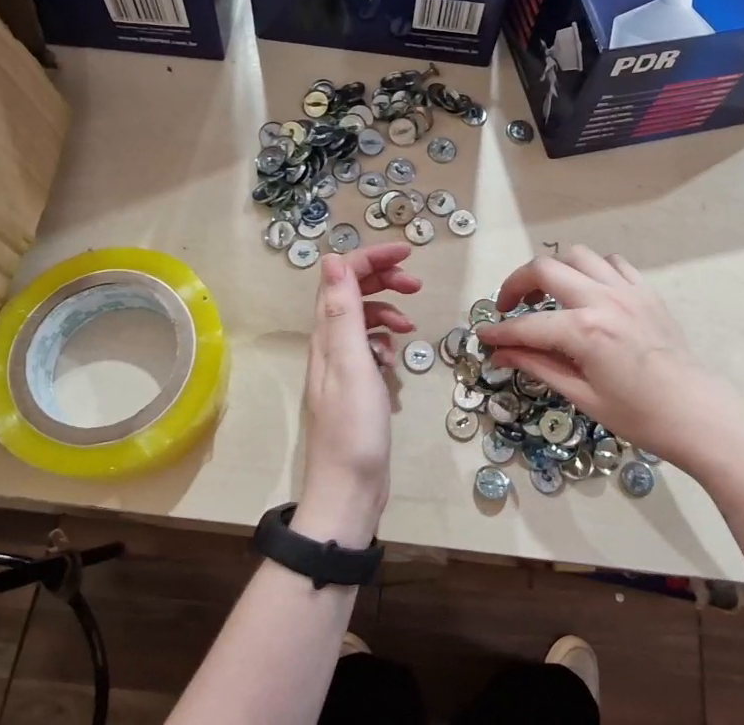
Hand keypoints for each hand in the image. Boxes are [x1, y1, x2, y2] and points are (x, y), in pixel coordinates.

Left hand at [297, 244, 420, 547]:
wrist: (349, 489)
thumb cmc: (354, 428)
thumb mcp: (352, 364)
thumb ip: (343, 312)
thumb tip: (332, 258)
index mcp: (326, 336)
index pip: (341, 278)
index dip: (372, 258)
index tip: (409, 253)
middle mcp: (329, 346)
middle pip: (351, 295)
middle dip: (383, 280)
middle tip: (417, 285)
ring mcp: (341, 368)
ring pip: (362, 322)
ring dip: (386, 313)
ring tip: (410, 326)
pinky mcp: (355, 389)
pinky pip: (369, 351)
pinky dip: (384, 344)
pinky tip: (395, 360)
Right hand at [476, 246, 743, 475]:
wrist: (698, 414)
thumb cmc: (639, 416)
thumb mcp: (583, 396)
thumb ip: (540, 366)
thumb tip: (503, 354)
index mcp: (585, 331)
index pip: (528, 325)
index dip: (500, 331)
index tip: (483, 336)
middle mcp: (603, 299)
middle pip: (545, 269)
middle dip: (517, 284)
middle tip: (509, 307)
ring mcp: (627, 290)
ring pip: (578, 256)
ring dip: (555, 271)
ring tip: (548, 296)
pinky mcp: (646, 291)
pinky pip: (612, 263)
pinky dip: (592, 270)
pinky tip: (588, 293)